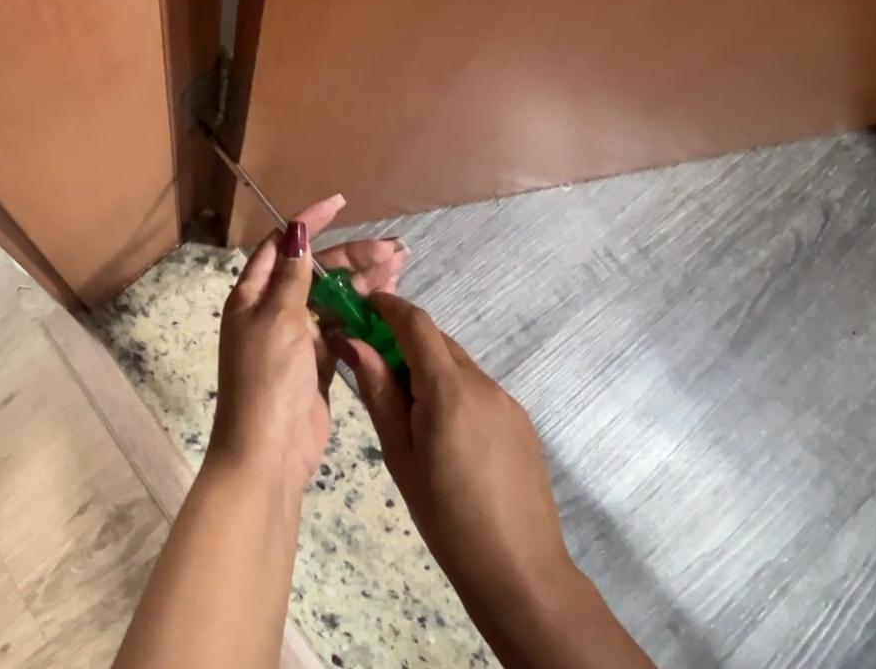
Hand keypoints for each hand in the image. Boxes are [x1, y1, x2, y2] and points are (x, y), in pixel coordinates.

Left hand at [208, 195, 408, 487]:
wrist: (268, 452)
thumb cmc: (267, 380)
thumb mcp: (277, 320)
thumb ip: (291, 276)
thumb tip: (296, 231)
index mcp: (252, 295)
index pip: (281, 244)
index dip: (309, 222)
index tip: (341, 204)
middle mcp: (272, 310)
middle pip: (314, 270)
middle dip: (351, 256)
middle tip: (395, 250)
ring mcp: (296, 337)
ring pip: (332, 298)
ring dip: (363, 281)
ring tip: (401, 265)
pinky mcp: (317, 362)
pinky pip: (342, 326)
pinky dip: (362, 313)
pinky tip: (388, 302)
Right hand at [340, 294, 569, 596]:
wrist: (519, 569)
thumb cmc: (445, 515)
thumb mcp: (399, 454)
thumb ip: (379, 392)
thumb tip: (354, 343)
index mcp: (449, 389)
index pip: (416, 323)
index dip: (387, 306)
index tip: (360, 305)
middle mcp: (483, 384)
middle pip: (438, 341)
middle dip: (403, 339)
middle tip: (371, 362)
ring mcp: (507, 402)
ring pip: (458, 365)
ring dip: (427, 367)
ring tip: (405, 407)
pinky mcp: (521, 422)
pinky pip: (477, 389)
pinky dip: (452, 389)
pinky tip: (441, 431)